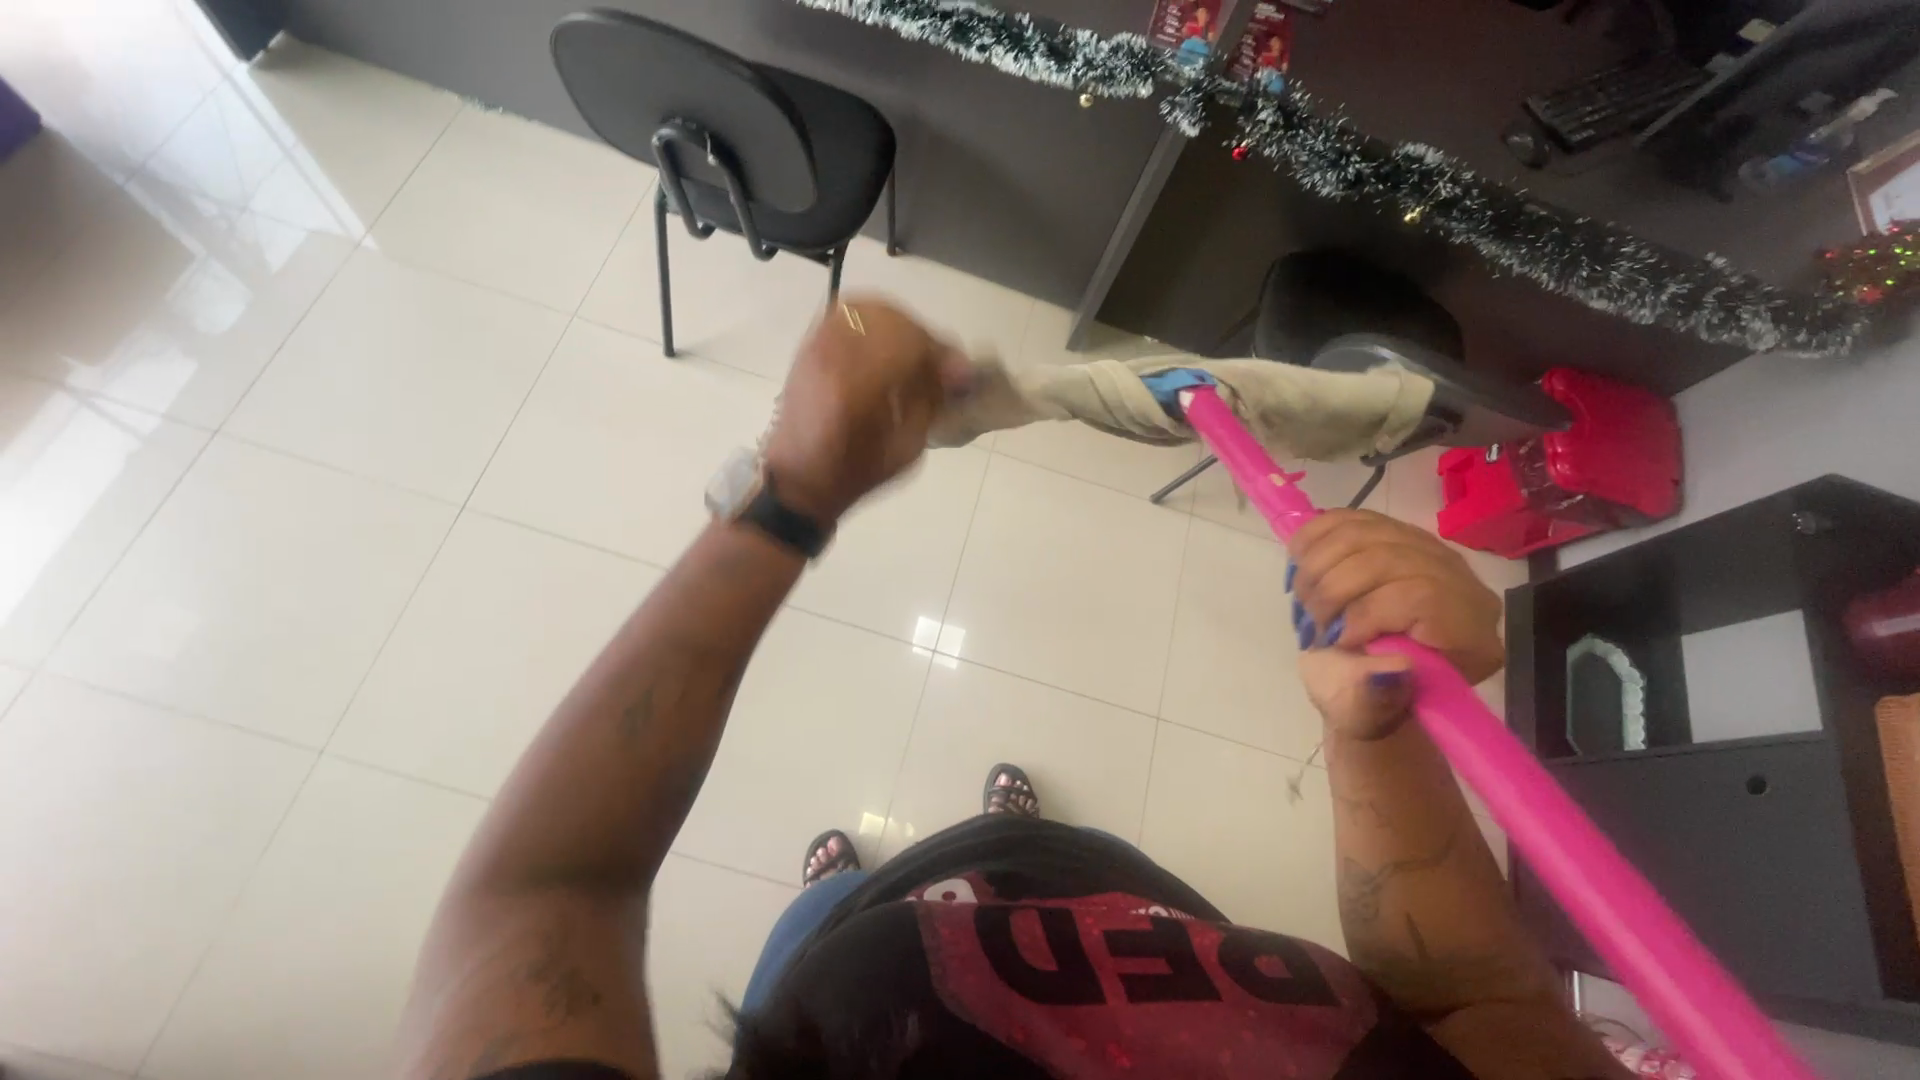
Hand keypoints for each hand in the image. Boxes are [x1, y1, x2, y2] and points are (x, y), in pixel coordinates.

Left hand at [763, 297, 970, 522]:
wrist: (797, 479)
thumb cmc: (854, 474)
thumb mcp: (906, 450)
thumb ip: (932, 403)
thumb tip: (957, 371)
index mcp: (856, 389)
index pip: (909, 343)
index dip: (941, 353)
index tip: (960, 373)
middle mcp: (831, 358)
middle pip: (890, 319)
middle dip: (922, 337)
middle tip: (937, 363)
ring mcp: (815, 347)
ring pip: (867, 308)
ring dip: (898, 325)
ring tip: (912, 352)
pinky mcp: (807, 346)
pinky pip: (845, 313)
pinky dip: (873, 322)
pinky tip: (885, 346)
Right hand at [1286, 510, 1503, 739]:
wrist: (1363, 685)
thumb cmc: (1367, 704)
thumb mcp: (1369, 713)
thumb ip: (1377, 694)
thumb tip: (1393, 666)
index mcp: (1470, 639)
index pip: (1424, 596)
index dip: (1367, 612)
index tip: (1334, 641)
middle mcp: (1462, 586)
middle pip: (1388, 557)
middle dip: (1332, 589)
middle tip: (1311, 622)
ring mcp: (1428, 553)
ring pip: (1364, 533)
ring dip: (1316, 566)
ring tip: (1303, 600)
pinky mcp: (1395, 535)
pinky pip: (1350, 518)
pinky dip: (1315, 537)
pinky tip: (1300, 564)